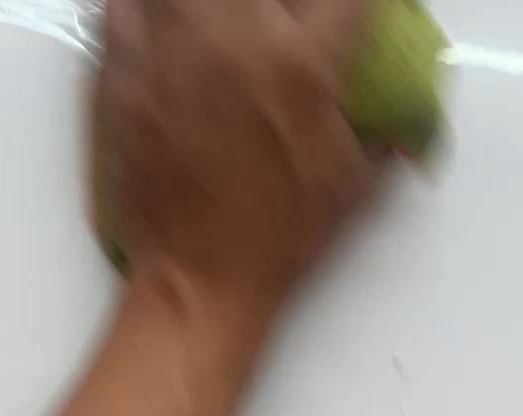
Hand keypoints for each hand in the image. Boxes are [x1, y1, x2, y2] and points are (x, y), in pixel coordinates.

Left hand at [93, 0, 382, 311]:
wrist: (196, 280)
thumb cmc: (275, 243)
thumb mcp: (349, 190)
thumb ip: (380, 133)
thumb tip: (400, 113)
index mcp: (300, 65)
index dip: (350, 2)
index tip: (346, 16)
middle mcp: (234, 38)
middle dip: (276, 2)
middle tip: (275, 27)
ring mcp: (170, 50)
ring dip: (205, 3)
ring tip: (217, 27)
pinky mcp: (122, 74)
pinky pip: (122, 4)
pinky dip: (141, 8)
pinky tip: (163, 26)